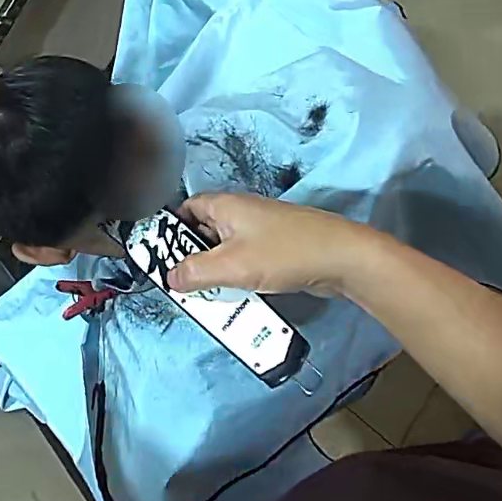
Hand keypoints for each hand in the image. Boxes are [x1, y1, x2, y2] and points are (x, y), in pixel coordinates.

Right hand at [170, 193, 391, 296]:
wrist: (341, 257)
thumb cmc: (284, 253)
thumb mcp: (232, 265)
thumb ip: (196, 272)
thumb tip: (170, 278)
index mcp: (227, 206)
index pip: (188, 209)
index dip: (171, 229)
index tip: (160, 255)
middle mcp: (242, 212)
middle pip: (205, 230)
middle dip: (192, 255)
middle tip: (181, 282)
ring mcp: (262, 230)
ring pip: (226, 248)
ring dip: (215, 269)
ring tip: (206, 294)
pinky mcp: (277, 247)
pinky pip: (246, 259)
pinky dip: (237, 274)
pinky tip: (236, 294)